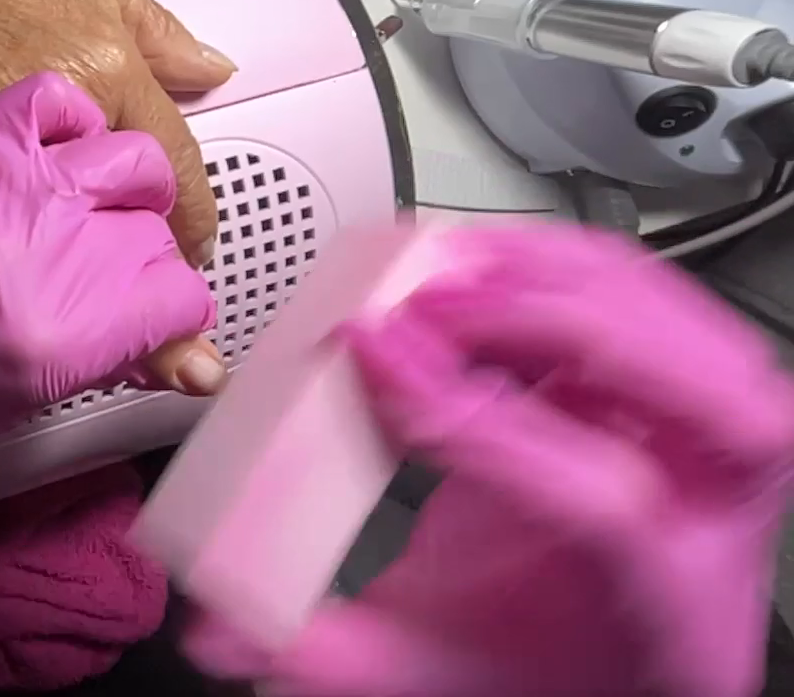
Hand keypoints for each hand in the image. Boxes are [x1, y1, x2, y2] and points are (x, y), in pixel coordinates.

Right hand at [0, 0, 232, 394]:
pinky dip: (1, 255)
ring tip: (84, 309)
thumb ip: (159, 30)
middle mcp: (58, 129)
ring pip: (51, 248)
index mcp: (108, 73)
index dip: (194, 227)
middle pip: (121, 228)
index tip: (193, 255)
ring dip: (74, 282)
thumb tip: (212, 72)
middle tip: (150, 309)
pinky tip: (7, 272)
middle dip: (141, 274)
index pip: (176, 173)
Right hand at [183, 226, 793, 696]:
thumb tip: (214, 629)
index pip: (598, 502)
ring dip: (555, 277)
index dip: (468, 414)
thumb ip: (309, 652)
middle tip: (422, 301)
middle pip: (706, 400)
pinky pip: (644, 304)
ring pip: (684, 332)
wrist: (591, 656)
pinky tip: (477, 265)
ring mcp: (697, 457)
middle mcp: (706, 525)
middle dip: (550, 326)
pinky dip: (560, 265)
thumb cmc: (522, 664)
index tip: (363, 349)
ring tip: (442, 265)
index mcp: (649, 607)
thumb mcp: (412, 669)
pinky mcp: (651, 402)